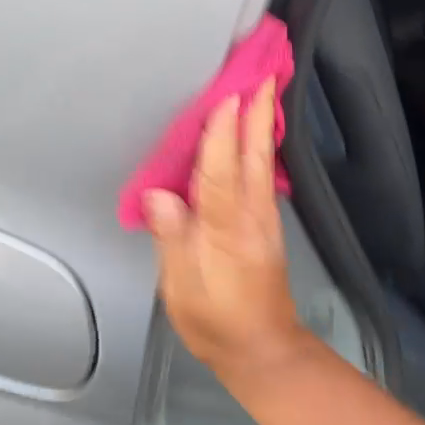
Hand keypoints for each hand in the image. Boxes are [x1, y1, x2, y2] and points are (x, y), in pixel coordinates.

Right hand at [143, 79, 313, 387]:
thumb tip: (158, 195)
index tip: (226, 97)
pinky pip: (264, 175)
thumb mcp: (182, 288)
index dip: (222, 135)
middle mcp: (251, 218)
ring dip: (263, 124)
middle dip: (257, 114)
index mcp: (225, 231)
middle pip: (254, 157)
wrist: (262, 351)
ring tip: (262, 89)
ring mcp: (264, 219)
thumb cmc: (215, 322)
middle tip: (261, 73)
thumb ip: (172, 239)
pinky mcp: (267, 225)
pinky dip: (262, 147)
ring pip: (263, 162)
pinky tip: (258, 134)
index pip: (221, 173)